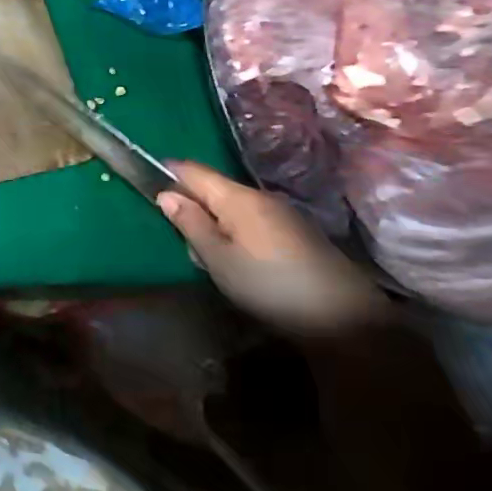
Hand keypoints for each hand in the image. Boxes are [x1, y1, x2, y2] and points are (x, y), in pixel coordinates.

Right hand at [158, 161, 389, 336]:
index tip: (146, 184)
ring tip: (206, 255)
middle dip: (191, 204)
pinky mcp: (297, 234)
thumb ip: (190, 223)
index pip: (193, 170)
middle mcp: (261, 197)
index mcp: (238, 197)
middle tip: (178, 236)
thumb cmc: (269, 286)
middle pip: (214, 189)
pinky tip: (237, 261)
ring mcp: (283, 214)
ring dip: (213, 222)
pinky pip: (252, 221)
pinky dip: (234, 232)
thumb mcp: (218, 259)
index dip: (168, 173)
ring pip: (232, 207)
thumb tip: (166, 194)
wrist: (345, 320)